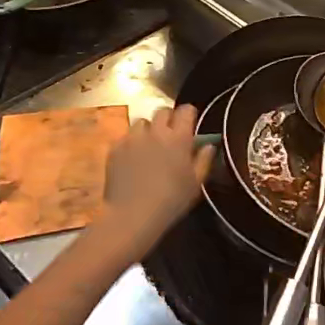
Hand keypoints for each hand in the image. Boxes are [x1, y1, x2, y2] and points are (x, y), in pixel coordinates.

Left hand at [98, 104, 214, 253]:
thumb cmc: (171, 201)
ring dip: (147, 130)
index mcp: (179, 138)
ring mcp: (133, 138)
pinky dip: (130, 143)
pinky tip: (132, 160)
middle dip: (168, 119)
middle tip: (169, 136)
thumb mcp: (195, 184)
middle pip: (162, 111)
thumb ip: (203, 160)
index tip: (189, 125)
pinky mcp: (115, 147)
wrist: (133, 214)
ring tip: (148, 147)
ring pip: (141, 122)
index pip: (186, 110)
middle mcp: (155, 131)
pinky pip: (125, 137)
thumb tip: (208, 145)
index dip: (188, 115)